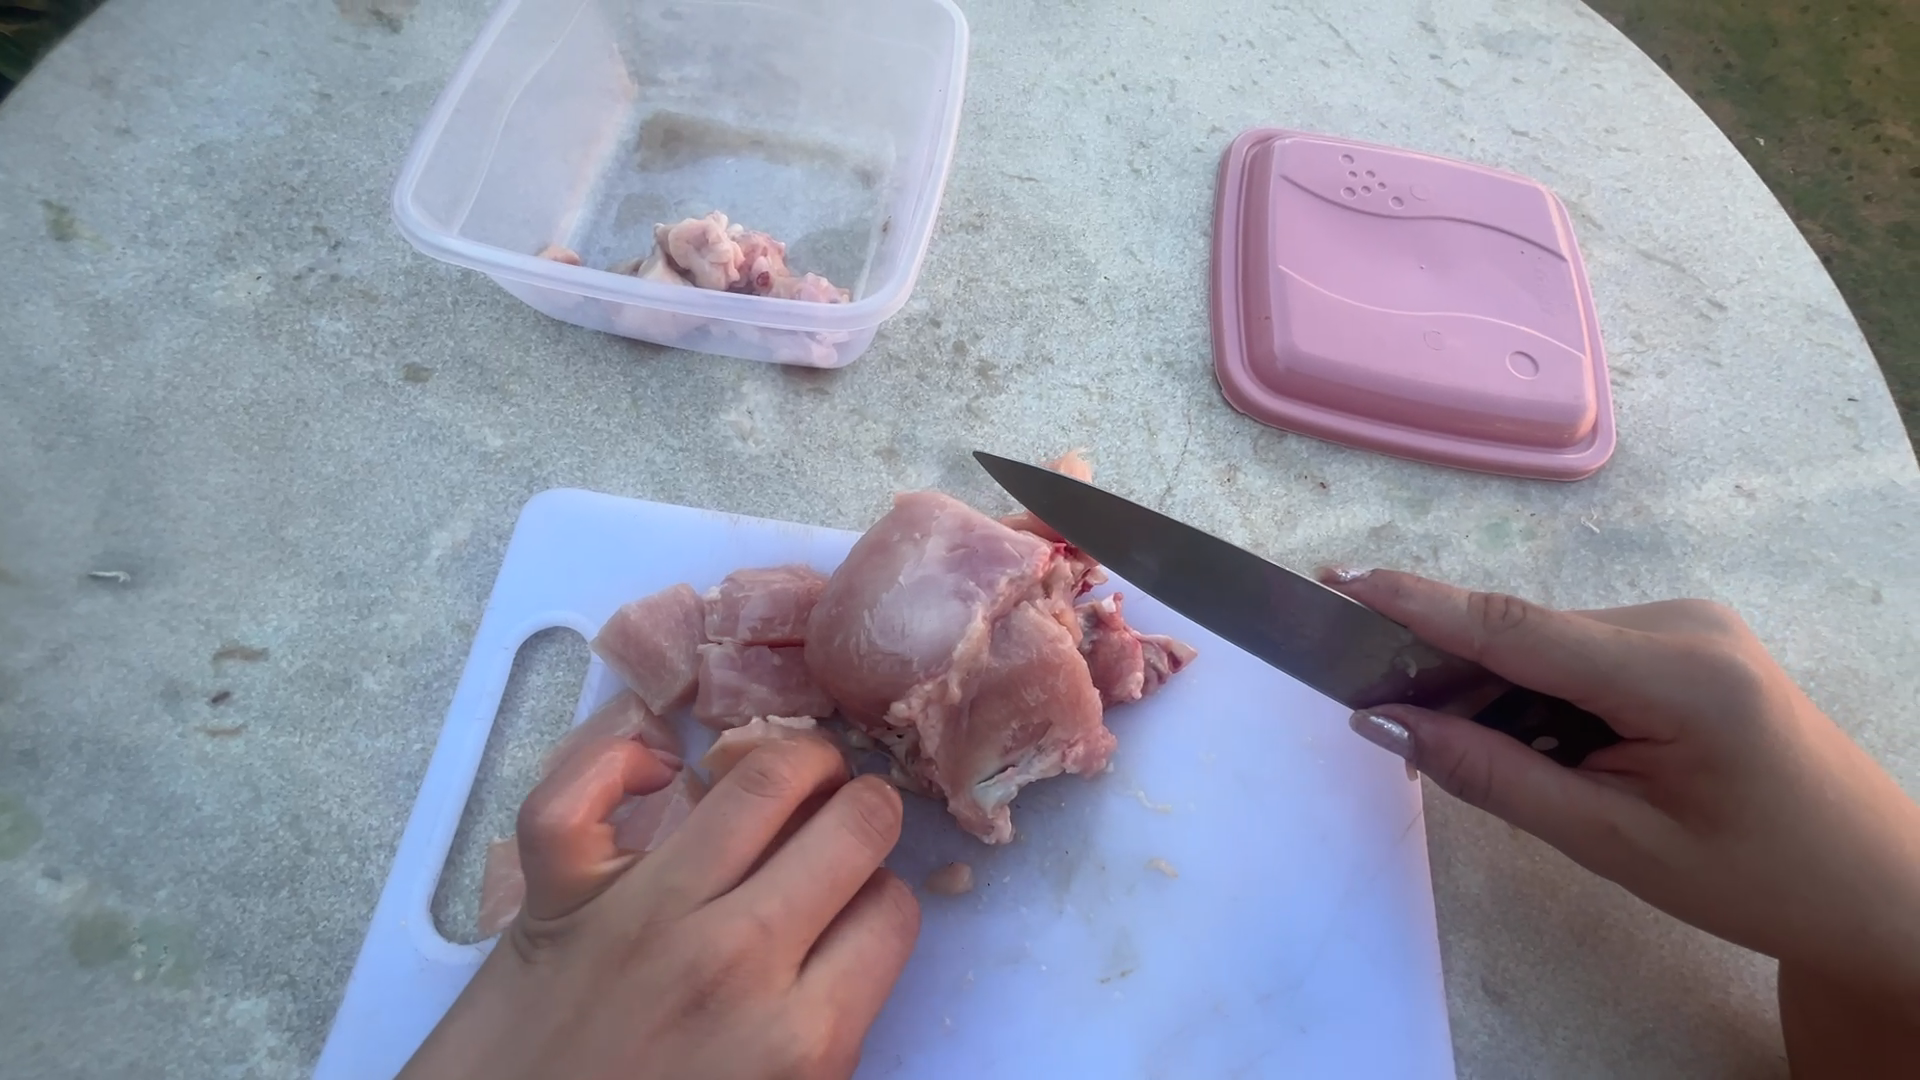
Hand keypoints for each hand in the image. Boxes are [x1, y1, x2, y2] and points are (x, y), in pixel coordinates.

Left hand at [400, 733, 920, 1079]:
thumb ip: (835, 1022)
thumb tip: (853, 916)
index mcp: (801, 1037)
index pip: (893, 906)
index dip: (884, 895)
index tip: (859, 898)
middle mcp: (733, 959)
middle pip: (857, 821)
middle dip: (871, 806)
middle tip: (849, 815)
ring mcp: (641, 914)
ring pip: (763, 778)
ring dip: (801, 758)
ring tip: (798, 772)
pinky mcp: (556, 897)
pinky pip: (582, 792)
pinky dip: (618, 760)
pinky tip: (659, 769)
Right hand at [1326, 569, 1919, 1005]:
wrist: (1887, 892)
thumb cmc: (1759, 881)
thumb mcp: (1610, 842)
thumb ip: (1487, 773)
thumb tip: (1379, 720)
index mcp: (1681, 677)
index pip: (1512, 626)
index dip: (1416, 602)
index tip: (1338, 582)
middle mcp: (1679, 625)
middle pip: (1515, 632)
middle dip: (1445, 670)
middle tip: (1388, 716)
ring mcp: (1680, 624)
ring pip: (1533, 640)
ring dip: (1488, 687)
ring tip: (1487, 752)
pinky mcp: (1672, 637)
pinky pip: (1562, 648)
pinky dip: (1524, 688)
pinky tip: (1540, 740)